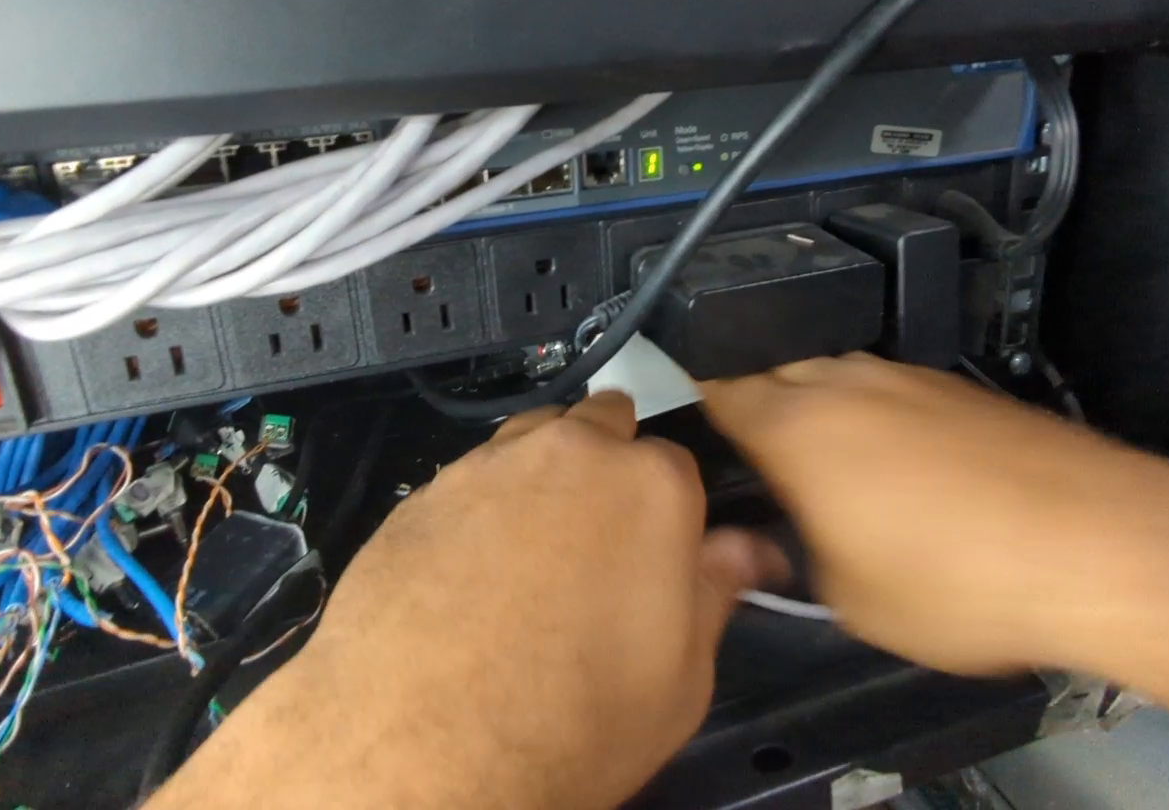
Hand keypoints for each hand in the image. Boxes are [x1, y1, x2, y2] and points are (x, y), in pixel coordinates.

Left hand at [153, 391, 783, 809]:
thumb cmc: (576, 719)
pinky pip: (473, 475)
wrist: (420, 747)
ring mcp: (491, 462)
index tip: (655, 552)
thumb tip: (748, 547)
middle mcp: (571, 449)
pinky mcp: (426, 489)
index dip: (669, 509)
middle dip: (609, 461)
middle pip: (604, 421)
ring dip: (546, 471)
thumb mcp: (678, 678)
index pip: (676, 463)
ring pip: (535, 437)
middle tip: (595, 537)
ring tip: (532, 547)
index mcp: (648, 484)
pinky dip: (483, 503)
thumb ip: (714, 590)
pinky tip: (468, 566)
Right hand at [704, 354, 1168, 676]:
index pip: (718, 388)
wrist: (1106, 549)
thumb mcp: (851, 599)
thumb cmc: (965, 580)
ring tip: (828, 463)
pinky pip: (887, 389)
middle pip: (770, 371)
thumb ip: (803, 554)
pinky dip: (873, 416)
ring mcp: (904, 379)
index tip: (693, 420)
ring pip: (830, 377)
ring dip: (815, 408)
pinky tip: (899, 467)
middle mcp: (843, 385)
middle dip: (753, 403)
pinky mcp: (956, 389)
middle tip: (755, 452)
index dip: (694, 401)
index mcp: (797, 427)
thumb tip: (804, 538)